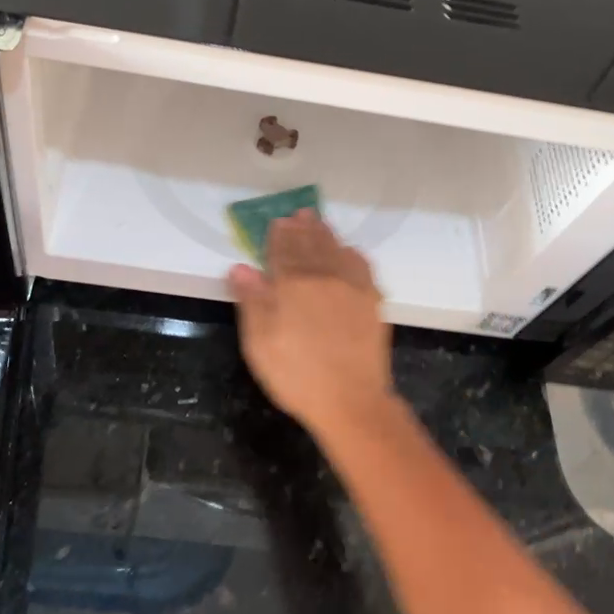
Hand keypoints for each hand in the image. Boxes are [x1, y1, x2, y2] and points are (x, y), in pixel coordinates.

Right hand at [226, 211, 397, 435]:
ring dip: (325, 233)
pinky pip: (362, 266)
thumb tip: (241, 267)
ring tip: (318, 221)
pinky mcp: (372, 302)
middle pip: (310, 245)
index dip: (279, 235)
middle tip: (299, 213)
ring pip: (336, 250)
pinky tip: (349, 252)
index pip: (283, 251)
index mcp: (292, 285)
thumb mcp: (259, 344)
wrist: (351, 400)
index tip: (277, 221)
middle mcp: (323, 276)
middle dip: (302, 228)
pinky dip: (352, 253)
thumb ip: (252, 301)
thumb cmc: (296, 375)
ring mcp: (352, 287)